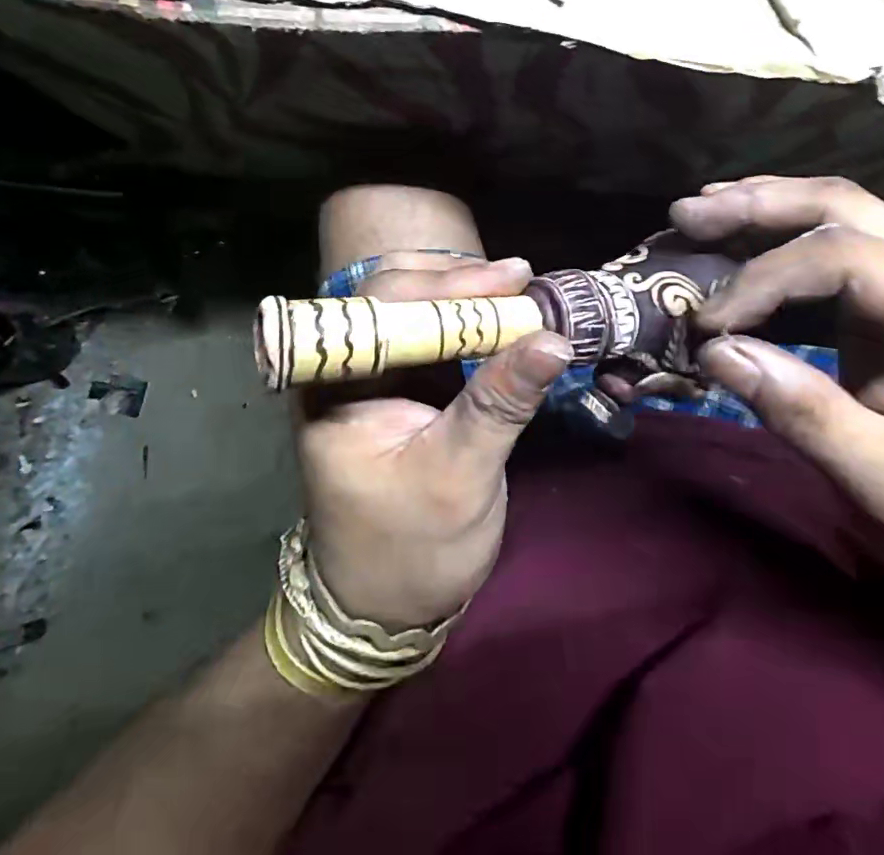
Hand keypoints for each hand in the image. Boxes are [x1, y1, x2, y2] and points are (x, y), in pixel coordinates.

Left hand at [296, 254, 572, 627]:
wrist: (385, 603)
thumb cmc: (411, 550)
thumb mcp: (459, 478)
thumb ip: (498, 404)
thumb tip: (554, 339)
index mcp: (330, 390)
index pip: (378, 311)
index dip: (444, 287)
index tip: (510, 280)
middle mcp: (337, 373)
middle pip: (389, 301)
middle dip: (455, 285)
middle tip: (520, 279)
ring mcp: (363, 380)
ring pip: (405, 313)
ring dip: (460, 297)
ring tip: (514, 289)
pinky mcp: (390, 392)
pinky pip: (421, 340)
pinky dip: (460, 325)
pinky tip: (495, 316)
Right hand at [673, 177, 883, 607]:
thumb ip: (802, 414)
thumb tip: (714, 351)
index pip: (851, 259)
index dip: (764, 279)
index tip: (706, 324)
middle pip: (851, 211)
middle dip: (761, 206)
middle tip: (687, 213)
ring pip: (846, 224)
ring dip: (768, 218)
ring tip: (700, 219)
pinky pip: (840, 268)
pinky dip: (781, 260)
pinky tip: (738, 261)